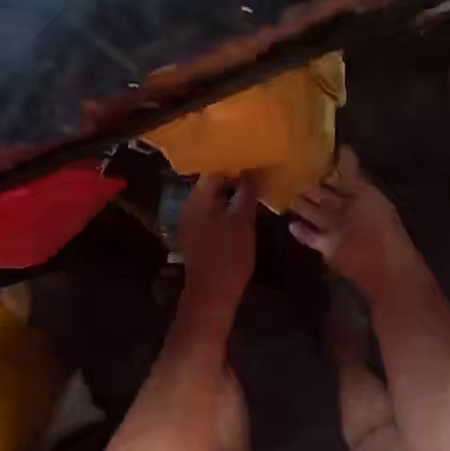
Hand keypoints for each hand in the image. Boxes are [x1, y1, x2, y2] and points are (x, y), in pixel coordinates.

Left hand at [179, 173, 257, 330]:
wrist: (211, 293)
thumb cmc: (228, 255)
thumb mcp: (243, 220)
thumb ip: (248, 191)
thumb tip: (254, 168)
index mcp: (199, 197)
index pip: (216, 167)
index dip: (236, 161)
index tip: (256, 157)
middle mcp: (190, 203)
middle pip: (213, 180)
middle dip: (235, 175)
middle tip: (259, 170)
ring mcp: (191, 219)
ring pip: (213, 196)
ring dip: (232, 191)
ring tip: (255, 186)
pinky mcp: (197, 233)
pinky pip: (212, 210)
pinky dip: (226, 206)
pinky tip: (242, 207)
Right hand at [290, 147, 420, 297]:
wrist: (383, 263)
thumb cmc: (379, 225)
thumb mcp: (366, 193)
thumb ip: (352, 174)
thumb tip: (342, 148)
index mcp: (355, 194)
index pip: (336, 177)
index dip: (323, 168)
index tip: (305, 155)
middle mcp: (343, 209)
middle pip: (321, 195)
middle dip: (306, 185)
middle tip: (285, 172)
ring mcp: (333, 228)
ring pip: (312, 213)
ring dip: (299, 206)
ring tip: (282, 194)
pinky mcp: (326, 246)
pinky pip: (311, 237)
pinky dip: (301, 232)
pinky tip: (291, 224)